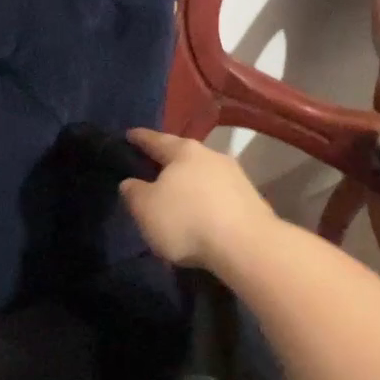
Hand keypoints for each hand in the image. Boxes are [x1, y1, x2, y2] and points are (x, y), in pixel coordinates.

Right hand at [118, 128, 279, 268]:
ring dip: (189, 183)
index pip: (155, 139)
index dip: (139, 138)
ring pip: (203, 174)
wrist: (246, 245)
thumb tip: (130, 182)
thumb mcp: (146, 209)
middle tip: (152, 168)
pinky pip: (218, 194)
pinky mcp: (250, 198)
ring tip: (177, 196)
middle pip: (183, 155)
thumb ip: (134, 192)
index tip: (129, 135)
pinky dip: (206, 200)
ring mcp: (235, 176)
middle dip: (168, 162)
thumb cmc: (187, 221)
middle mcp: (211, 155)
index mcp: (183, 151)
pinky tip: (200, 214)